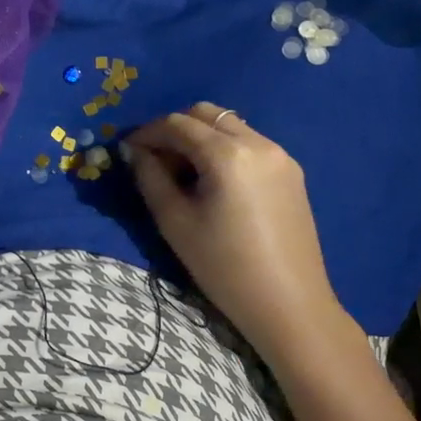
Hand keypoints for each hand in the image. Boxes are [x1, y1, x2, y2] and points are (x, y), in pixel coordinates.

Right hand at [125, 102, 346, 357]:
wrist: (290, 306)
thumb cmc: (224, 266)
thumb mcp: (175, 222)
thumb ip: (150, 178)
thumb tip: (135, 151)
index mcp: (227, 154)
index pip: (176, 124)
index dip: (147, 132)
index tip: (128, 150)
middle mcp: (257, 143)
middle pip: (205, 113)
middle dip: (174, 128)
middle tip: (155, 158)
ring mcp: (280, 155)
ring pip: (229, 125)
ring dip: (200, 136)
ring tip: (183, 171)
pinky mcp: (291, 172)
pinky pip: (249, 142)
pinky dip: (224, 147)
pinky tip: (214, 180)